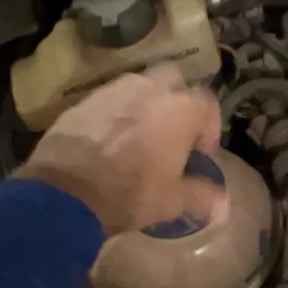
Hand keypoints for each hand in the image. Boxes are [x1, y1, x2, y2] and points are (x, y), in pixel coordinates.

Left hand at [15, 64, 222, 235]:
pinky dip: (115, 113)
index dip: (209, 128)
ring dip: (146, 104)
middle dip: (178, 101)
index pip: (208, 103)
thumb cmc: (130, 193)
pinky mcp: (83, 100)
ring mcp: (114, 90)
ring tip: (139, 136)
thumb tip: (223, 206)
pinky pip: (109, 100)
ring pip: (140, 86)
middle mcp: (151, 89)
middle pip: (175, 81)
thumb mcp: (173, 202)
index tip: (199, 154)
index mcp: (181, 109)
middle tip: (172, 133)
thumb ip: (203, 197)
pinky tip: (109, 141)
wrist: (64, 192)